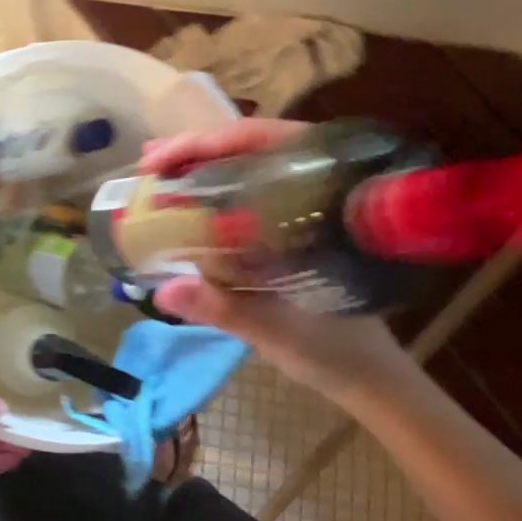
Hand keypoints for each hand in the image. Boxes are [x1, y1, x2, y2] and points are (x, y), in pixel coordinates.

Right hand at [143, 119, 410, 400]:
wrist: (372, 377)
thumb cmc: (335, 351)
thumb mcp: (276, 330)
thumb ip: (223, 308)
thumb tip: (163, 290)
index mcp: (320, 201)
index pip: (260, 143)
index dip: (206, 144)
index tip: (162, 160)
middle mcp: (314, 193)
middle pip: (250, 148)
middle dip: (197, 150)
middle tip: (149, 161)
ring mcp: (304, 210)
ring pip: (249, 168)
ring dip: (202, 167)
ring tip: (157, 170)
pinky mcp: (293, 230)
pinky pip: (251, 196)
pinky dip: (215, 193)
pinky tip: (185, 201)